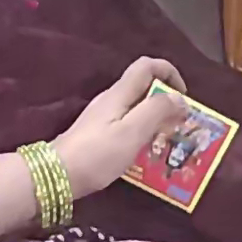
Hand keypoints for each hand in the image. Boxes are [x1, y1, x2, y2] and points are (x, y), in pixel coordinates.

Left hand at [52, 57, 187, 196]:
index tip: (184, 97)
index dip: (169, 72)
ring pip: (135, 106)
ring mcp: (101, 116)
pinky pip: (126, 122)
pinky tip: (145, 150)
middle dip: (165, 100)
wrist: (57, 175)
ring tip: (167, 139)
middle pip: (143, 86)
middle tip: (179, 125)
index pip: (147, 66)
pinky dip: (142, 129)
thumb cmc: (98, 154)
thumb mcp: (133, 132)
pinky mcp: (97, 133)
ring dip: (155, 117)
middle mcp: (110, 99)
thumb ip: (157, 111)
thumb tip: (179, 98)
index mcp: (119, 94)